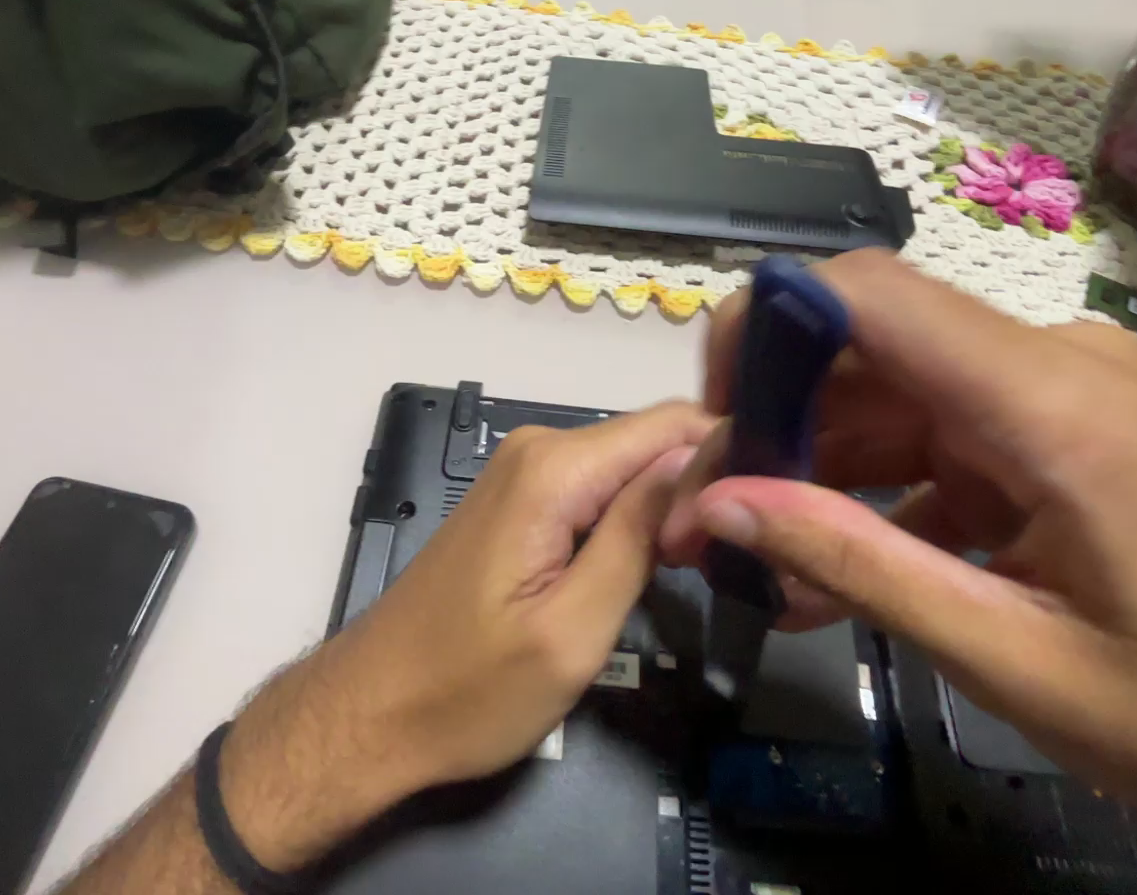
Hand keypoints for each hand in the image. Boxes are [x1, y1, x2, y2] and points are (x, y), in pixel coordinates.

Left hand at [219, 401, 711, 870]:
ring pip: (626, 466)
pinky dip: (631, 516)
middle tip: (733, 557)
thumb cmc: (470, 690)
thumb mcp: (573, 629)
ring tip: (699, 567)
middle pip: (649, 442)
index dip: (726, 456)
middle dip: (699, 486)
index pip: (670, 424)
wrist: (369, 712)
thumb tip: (701, 465)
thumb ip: (638, 537)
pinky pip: (595, 488)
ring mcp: (522, 473)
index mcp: (554, 469)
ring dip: (668, 506)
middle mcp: (537, 449)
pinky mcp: (517, 501)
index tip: (767, 510)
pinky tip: (652, 561)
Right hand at [661, 250, 1136, 894]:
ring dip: (818, 475)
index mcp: (1054, 404)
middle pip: (867, 355)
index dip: (766, 322)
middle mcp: (1054, 370)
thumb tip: (717, 505)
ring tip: (765, 567)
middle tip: (713, 517)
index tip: (712, 409)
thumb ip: (851, 565)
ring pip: (890, 405)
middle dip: (774, 427)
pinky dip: (878, 500)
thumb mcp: (1008, 659)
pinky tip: (837, 577)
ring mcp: (1060, 401)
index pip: (871, 293)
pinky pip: (936, 445)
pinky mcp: (1060, 439)